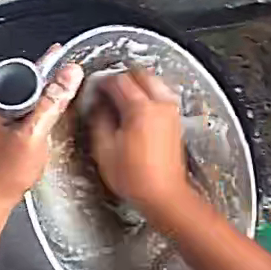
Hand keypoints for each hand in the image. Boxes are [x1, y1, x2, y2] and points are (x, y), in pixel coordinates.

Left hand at [0, 58, 83, 213]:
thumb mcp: (31, 135)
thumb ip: (51, 102)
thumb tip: (69, 74)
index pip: (21, 70)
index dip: (45, 76)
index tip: (65, 76)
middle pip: (23, 82)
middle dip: (43, 93)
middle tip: (51, 113)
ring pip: (23, 96)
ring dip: (40, 106)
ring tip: (42, 128)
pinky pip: (19, 110)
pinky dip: (33, 117)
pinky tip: (40, 131)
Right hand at [85, 68, 198, 219]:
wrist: (164, 195)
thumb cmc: (135, 177)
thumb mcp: (104, 149)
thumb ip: (99, 120)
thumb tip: (98, 106)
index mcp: (140, 108)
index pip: (119, 80)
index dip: (103, 81)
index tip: (95, 88)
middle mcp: (159, 105)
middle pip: (141, 74)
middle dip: (123, 77)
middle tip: (108, 88)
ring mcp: (171, 113)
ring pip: (155, 83)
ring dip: (138, 84)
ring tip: (122, 97)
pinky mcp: (176, 122)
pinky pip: (162, 96)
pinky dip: (149, 95)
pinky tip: (138, 109)